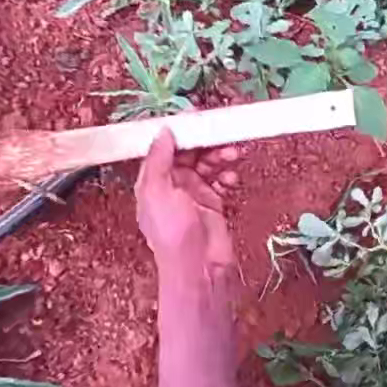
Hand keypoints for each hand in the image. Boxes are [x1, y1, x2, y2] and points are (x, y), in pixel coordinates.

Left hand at [134, 129, 238, 278]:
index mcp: (154, 181)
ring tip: (233, 155)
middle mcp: (173, 186)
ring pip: (209, 165)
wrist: (198, 267)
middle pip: (190, 154)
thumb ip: (159, 160)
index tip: (197, 118)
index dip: (181, 133)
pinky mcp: (214, 204)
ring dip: (220, 157)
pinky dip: (228, 176)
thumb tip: (164, 132)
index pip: (166, 149)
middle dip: (206, 143)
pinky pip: (221, 182)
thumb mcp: (157, 191)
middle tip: (222, 134)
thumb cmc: (173, 233)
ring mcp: (194, 195)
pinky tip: (232, 178)